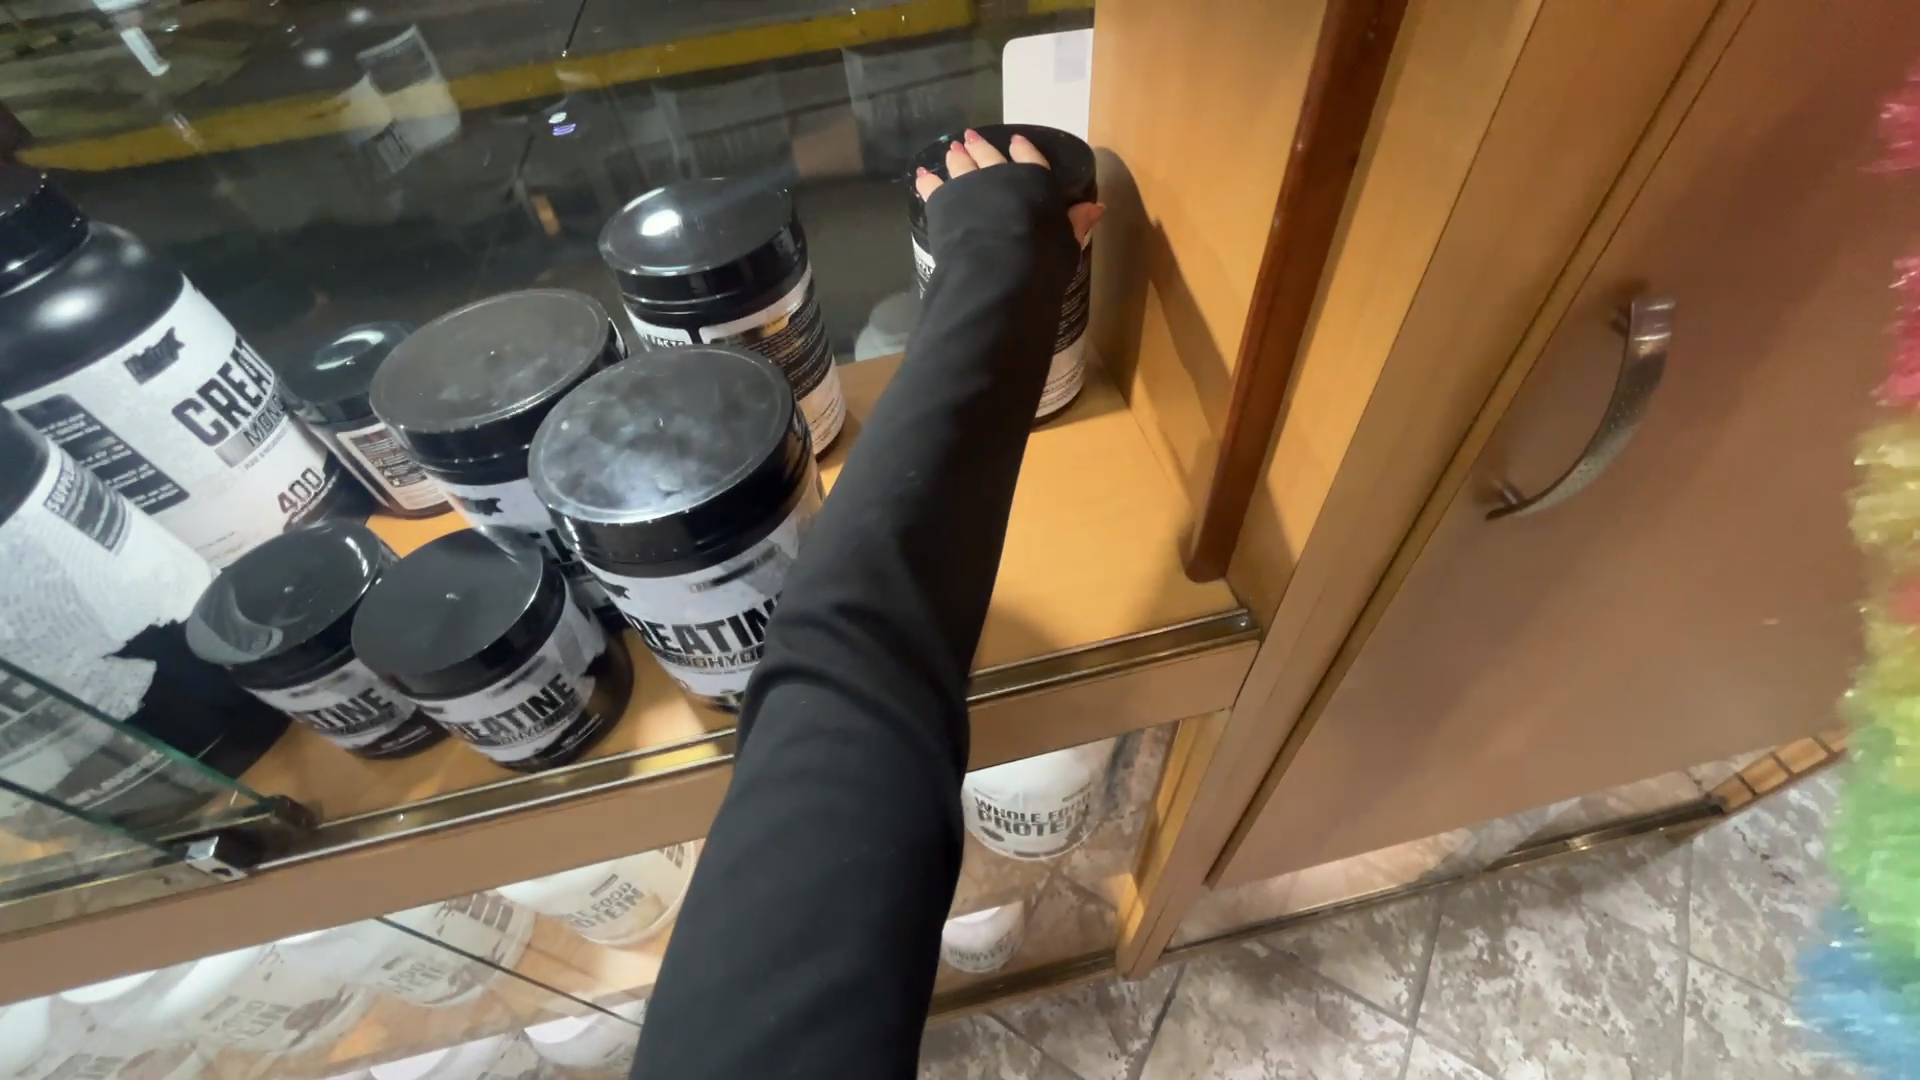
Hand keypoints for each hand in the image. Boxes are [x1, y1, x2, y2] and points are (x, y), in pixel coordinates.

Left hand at [915, 129, 1104, 245]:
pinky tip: (922, 175)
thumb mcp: (1065, 243)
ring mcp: (968, 187)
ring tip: (952, 150)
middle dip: (981, 147)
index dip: (1024, 150)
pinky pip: (933, 188)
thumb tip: (1096, 208)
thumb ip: (1075, 224)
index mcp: (1033, 181)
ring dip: (957, 158)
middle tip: (971, 137)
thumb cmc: (1040, 259)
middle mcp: (999, 176)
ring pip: (961, 166)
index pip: (1030, 160)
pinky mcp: (944, 203)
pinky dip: (928, 181)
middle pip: (990, 157)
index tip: (1017, 141)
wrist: (998, 270)